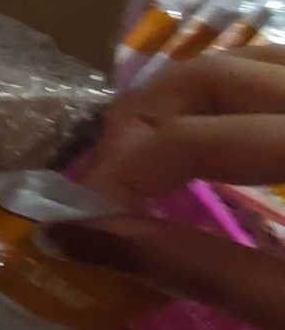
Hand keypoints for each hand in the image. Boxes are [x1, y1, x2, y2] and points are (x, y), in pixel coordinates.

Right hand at [56, 48, 284, 329]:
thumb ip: (201, 270)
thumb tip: (65, 238)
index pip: (196, 137)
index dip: (128, 172)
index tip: (87, 216)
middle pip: (217, 74)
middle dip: (147, 117)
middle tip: (117, 173)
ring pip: (264, 60)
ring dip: (202, 96)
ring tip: (169, 147)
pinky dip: (255, 95)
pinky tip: (242, 141)